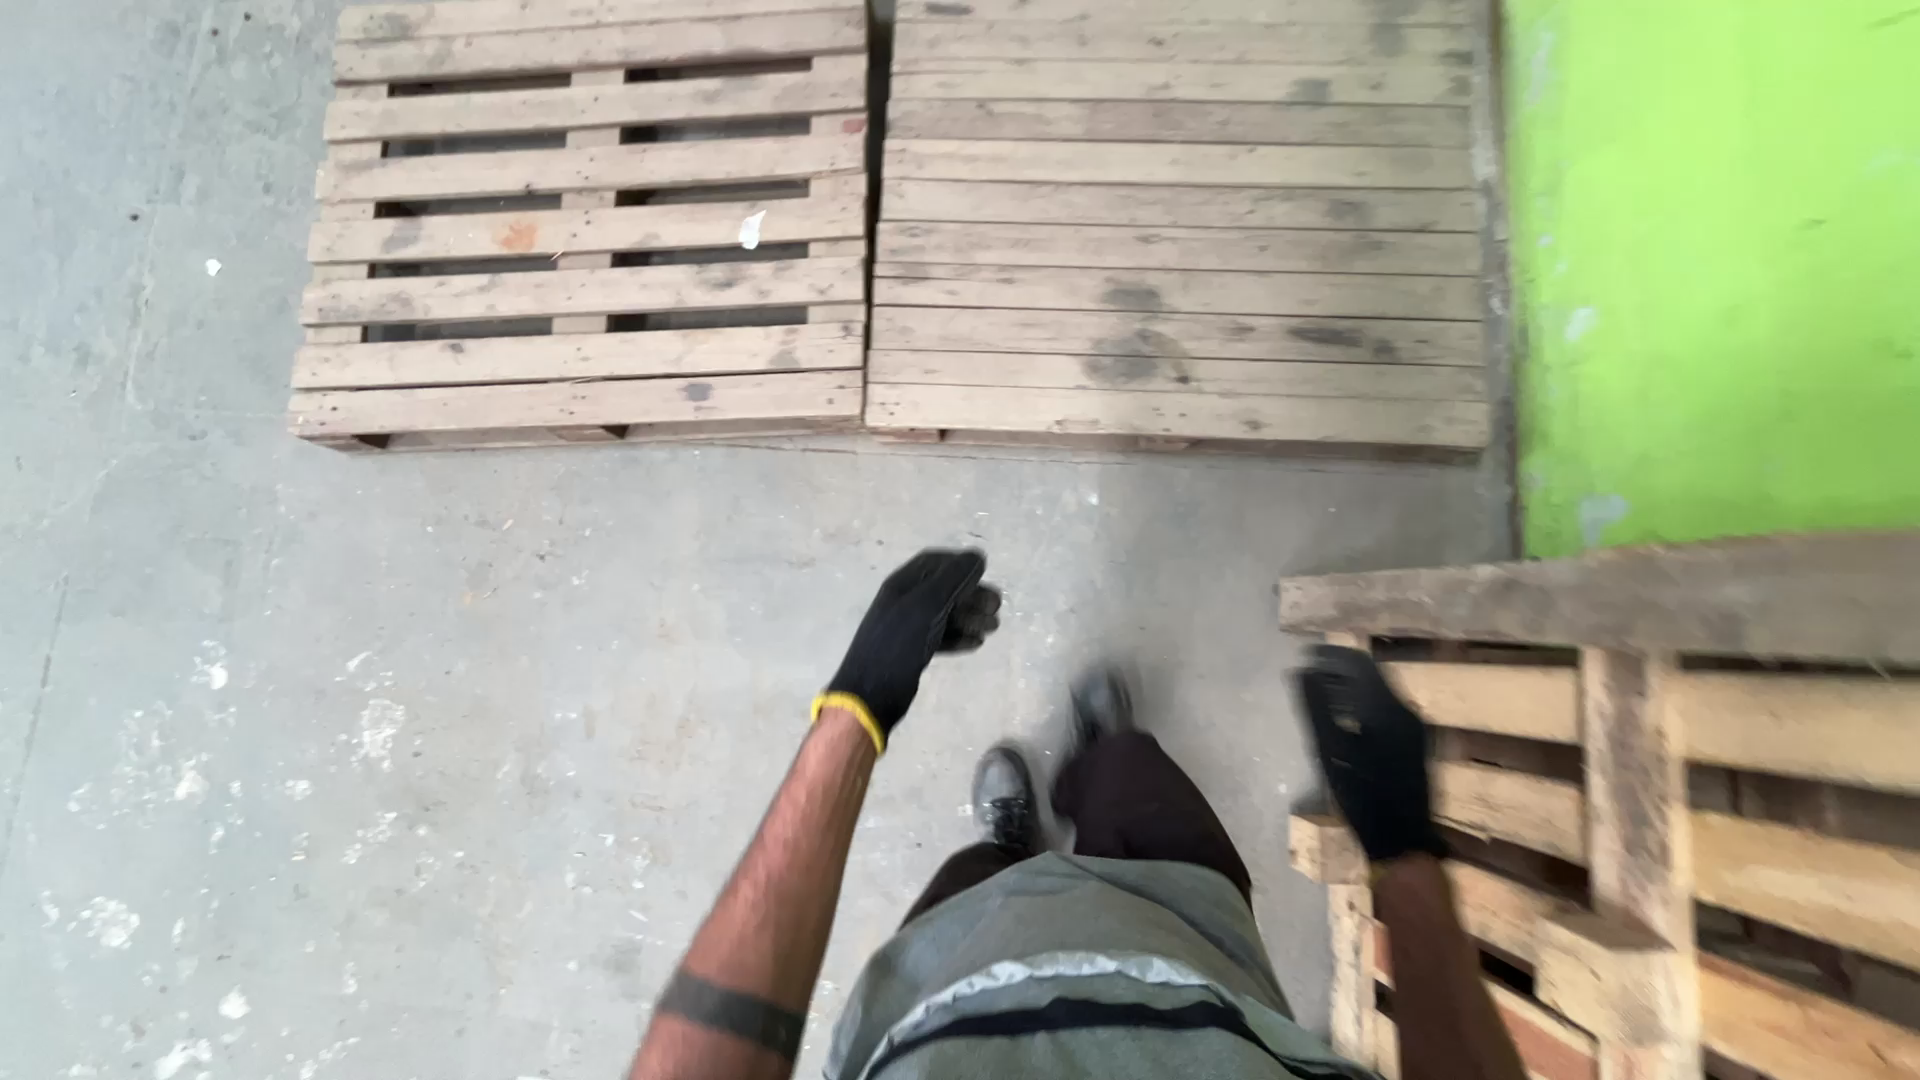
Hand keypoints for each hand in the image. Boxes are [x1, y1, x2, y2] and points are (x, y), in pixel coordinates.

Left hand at [821, 549, 1000, 751]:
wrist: (872, 693)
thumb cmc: (899, 643)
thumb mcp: (927, 605)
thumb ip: (952, 580)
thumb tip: (977, 557)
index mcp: (902, 584)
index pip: (934, 562)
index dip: (960, 564)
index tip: (985, 573)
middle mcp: (905, 602)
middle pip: (944, 589)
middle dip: (972, 595)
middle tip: (997, 606)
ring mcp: (908, 628)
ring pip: (945, 615)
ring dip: (971, 617)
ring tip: (994, 627)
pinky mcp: (913, 651)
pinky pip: (941, 637)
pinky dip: (959, 637)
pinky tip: (977, 643)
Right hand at [1293, 644, 1444, 862]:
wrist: (1401, 838)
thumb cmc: (1361, 792)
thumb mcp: (1329, 748)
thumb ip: (1315, 705)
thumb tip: (1300, 671)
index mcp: (1386, 708)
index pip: (1358, 664)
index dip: (1330, 655)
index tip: (1306, 654)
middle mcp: (1406, 711)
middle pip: (1370, 676)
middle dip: (1337, 670)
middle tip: (1309, 672)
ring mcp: (1414, 728)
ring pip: (1378, 692)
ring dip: (1348, 687)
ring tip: (1320, 691)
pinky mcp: (1414, 742)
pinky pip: (1385, 709)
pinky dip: (1361, 703)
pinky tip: (1343, 716)